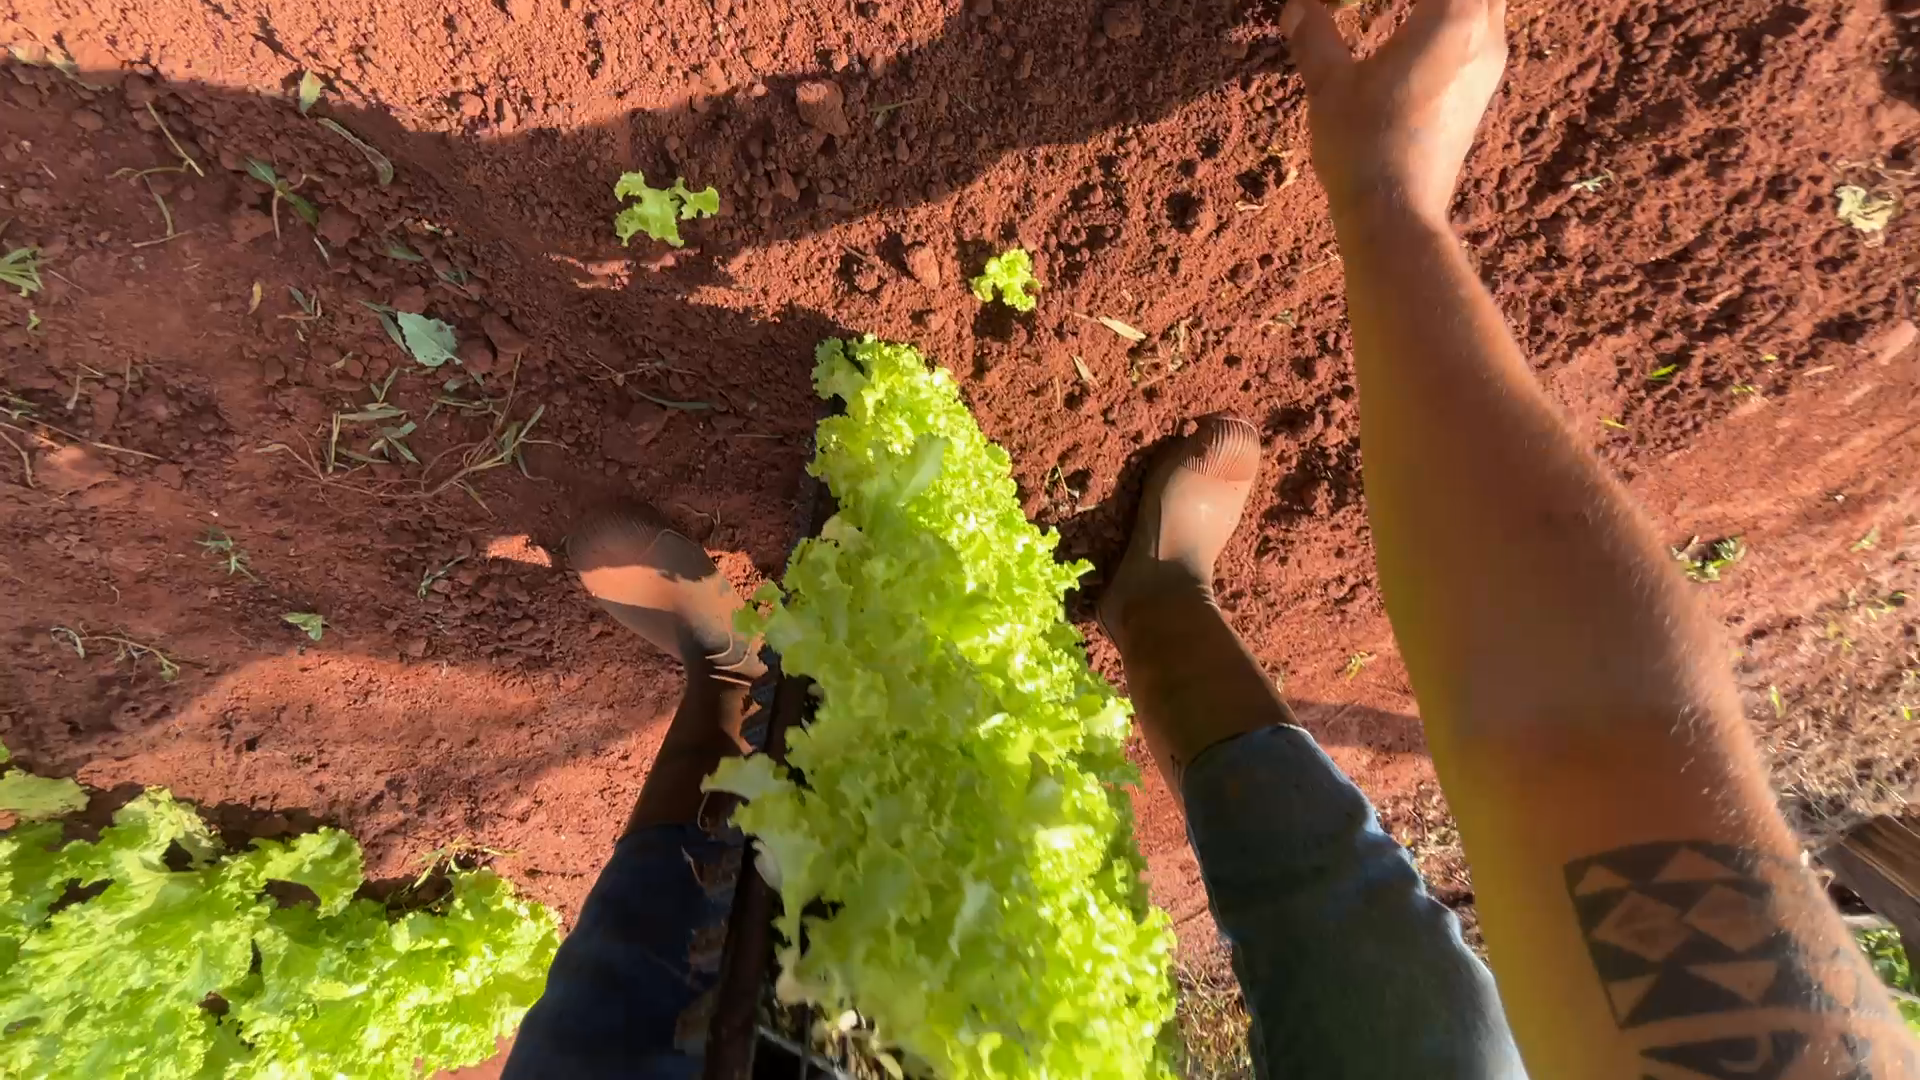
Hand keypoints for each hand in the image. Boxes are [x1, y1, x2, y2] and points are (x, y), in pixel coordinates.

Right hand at [1281, 0, 1507, 224]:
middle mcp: (1486, 29)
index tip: (1358, 1)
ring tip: (1400, 18)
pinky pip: (1480, 33)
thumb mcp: (1330, 90)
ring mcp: (1490, 63)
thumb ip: (1316, 40)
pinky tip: (1415, 47)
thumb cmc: (1362, 146)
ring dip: (1443, 6)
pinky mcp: (1482, 92)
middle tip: (1379, 7)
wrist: (1395, 214)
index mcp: (1453, 14)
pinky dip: (1452, 24)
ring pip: (1485, 2)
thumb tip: (1294, 6)